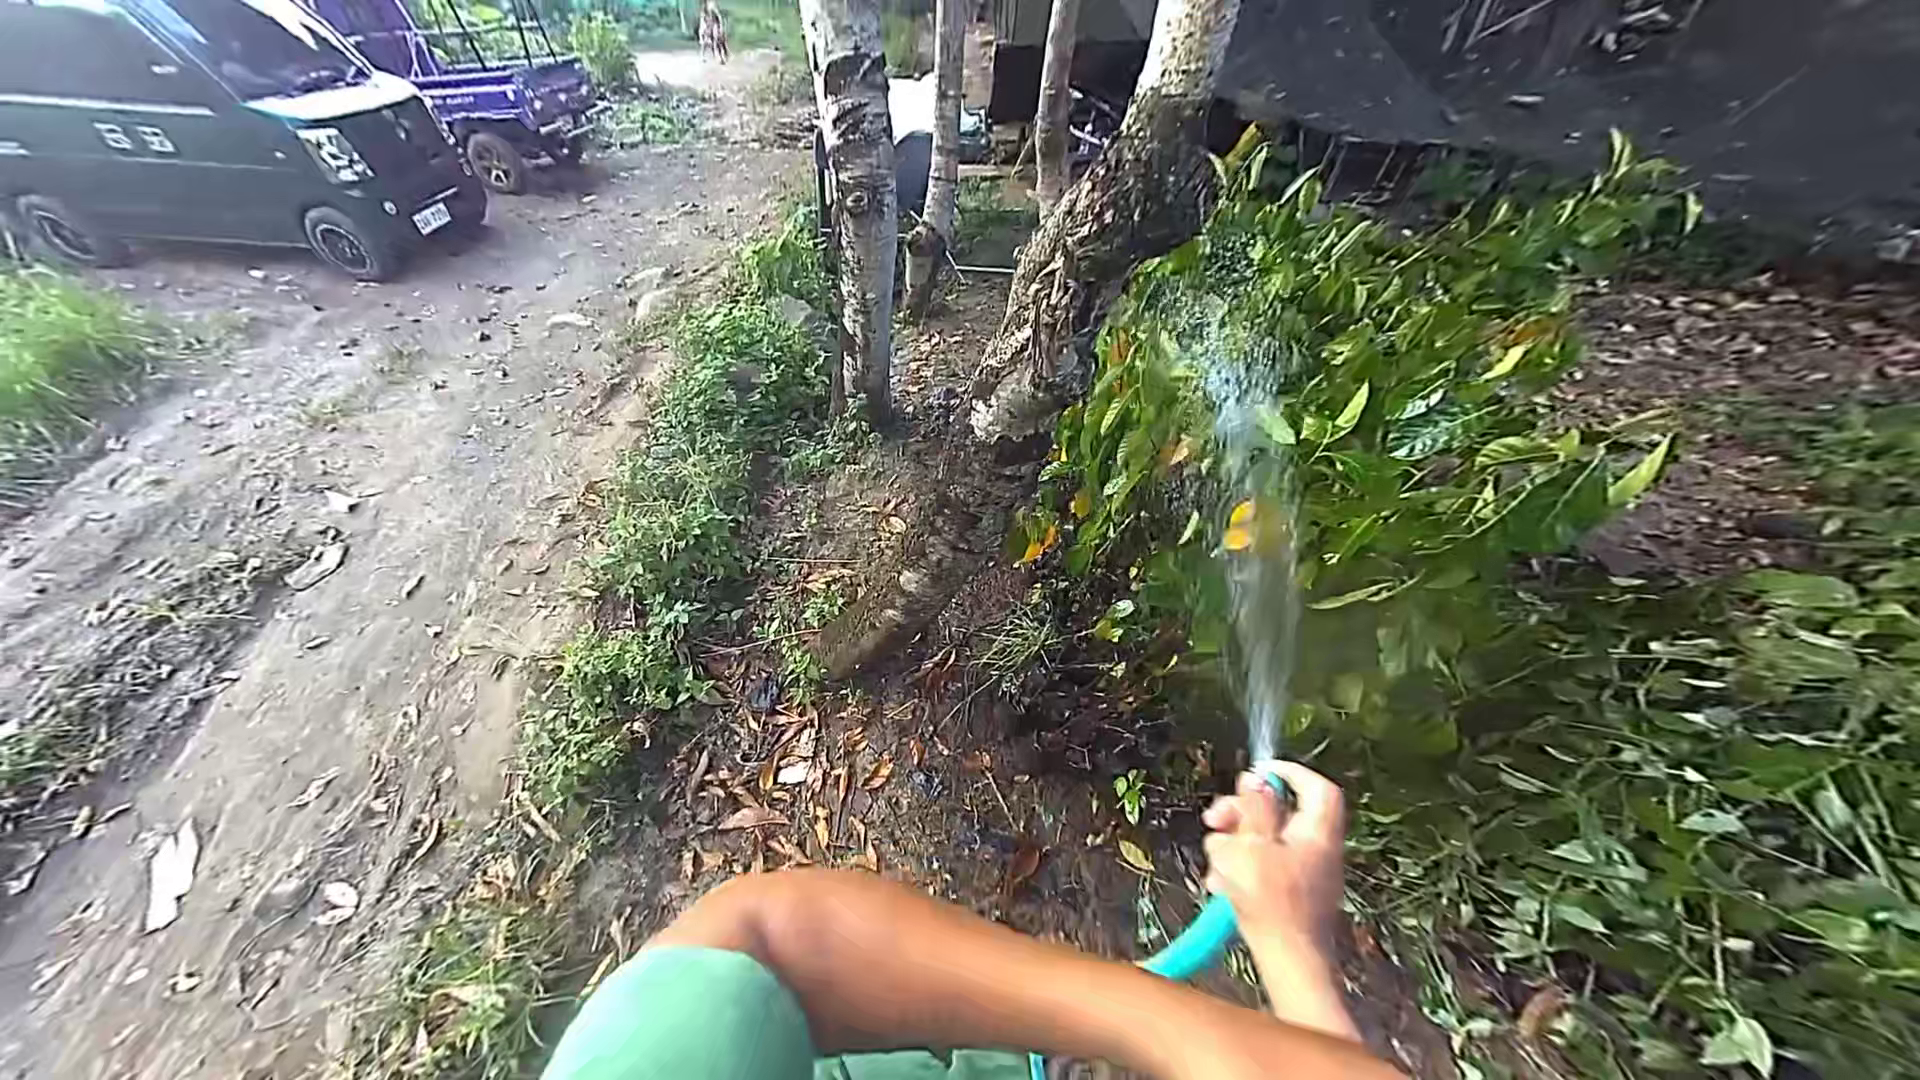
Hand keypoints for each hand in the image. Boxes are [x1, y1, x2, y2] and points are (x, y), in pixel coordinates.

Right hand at [1203, 760, 1359, 1040]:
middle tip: (1214, 819)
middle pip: (1277, 811)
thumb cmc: (1271, 902)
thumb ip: (1255, 808)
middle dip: (1239, 811)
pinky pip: (1259, 866)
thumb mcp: (1253, 844)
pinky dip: (1238, 868)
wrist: (1287, 965)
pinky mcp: (1289, 893)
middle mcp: (1314, 849)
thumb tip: (1257, 779)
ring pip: (1260, 838)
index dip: (1288, 771)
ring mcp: (1303, 873)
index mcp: (1315, 834)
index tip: (1257, 771)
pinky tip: (1221, 885)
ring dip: (1231, 844)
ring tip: (1217, 866)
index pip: (1316, 786)